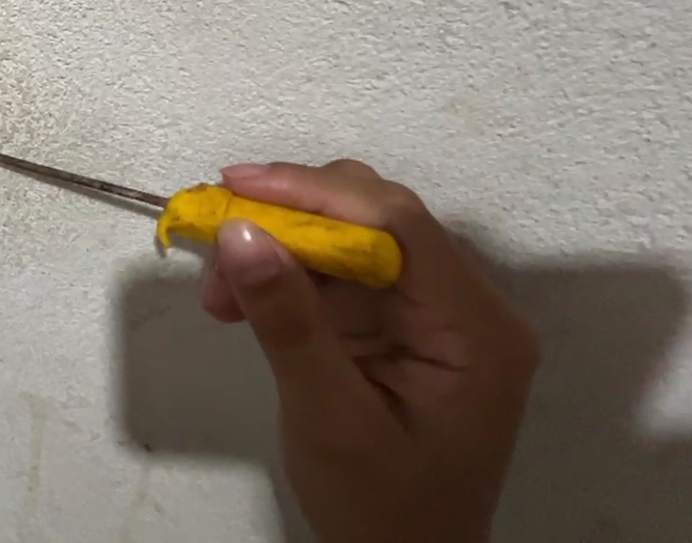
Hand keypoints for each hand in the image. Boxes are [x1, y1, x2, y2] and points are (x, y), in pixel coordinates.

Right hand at [201, 160, 538, 542]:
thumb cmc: (380, 504)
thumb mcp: (329, 417)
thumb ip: (288, 321)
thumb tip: (239, 231)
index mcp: (474, 327)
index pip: (398, 223)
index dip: (313, 191)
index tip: (234, 186)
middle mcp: (457, 302)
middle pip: (369, 215)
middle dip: (286, 215)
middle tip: (218, 230)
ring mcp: (420, 307)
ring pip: (339, 232)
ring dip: (271, 243)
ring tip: (217, 287)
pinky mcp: (384, 315)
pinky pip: (324, 264)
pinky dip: (273, 271)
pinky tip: (233, 299)